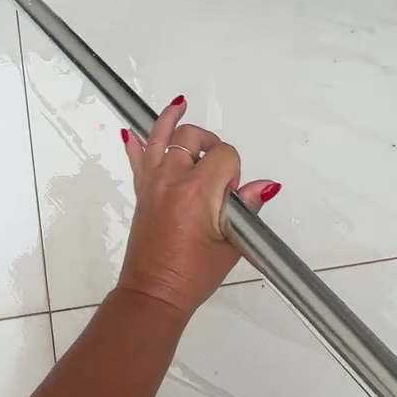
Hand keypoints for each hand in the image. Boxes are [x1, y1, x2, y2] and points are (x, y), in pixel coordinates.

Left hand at [113, 96, 279, 317]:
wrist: (155, 292)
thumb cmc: (194, 274)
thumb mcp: (232, 244)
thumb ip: (246, 208)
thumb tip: (265, 186)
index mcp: (198, 191)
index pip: (224, 155)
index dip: (235, 169)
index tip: (233, 191)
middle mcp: (172, 179)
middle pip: (191, 137)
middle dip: (210, 144)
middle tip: (219, 170)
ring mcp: (153, 182)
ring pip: (159, 138)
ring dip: (170, 120)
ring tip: (179, 104)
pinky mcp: (142, 191)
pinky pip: (137, 159)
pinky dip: (135, 143)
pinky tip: (132, 132)